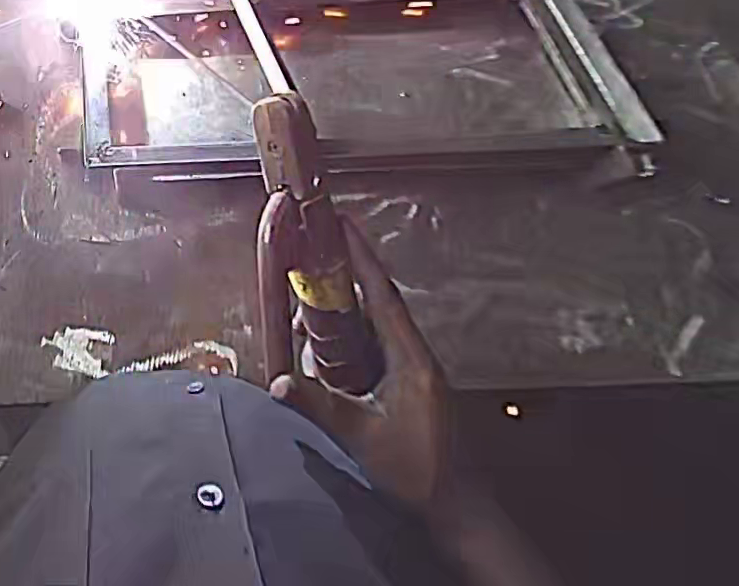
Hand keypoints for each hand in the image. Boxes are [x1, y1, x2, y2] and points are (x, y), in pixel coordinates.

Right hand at [271, 219, 560, 585]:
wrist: (462, 513)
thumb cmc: (420, 473)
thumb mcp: (364, 437)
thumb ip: (320, 405)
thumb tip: (276, 380)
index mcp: (410, 358)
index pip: (382, 296)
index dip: (362, 258)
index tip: (343, 224)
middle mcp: (414, 355)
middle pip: (377, 299)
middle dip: (347, 269)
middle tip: (315, 246)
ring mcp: (412, 368)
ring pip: (374, 319)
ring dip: (343, 300)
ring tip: (310, 291)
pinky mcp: (406, 381)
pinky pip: (373, 339)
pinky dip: (347, 326)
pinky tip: (324, 334)